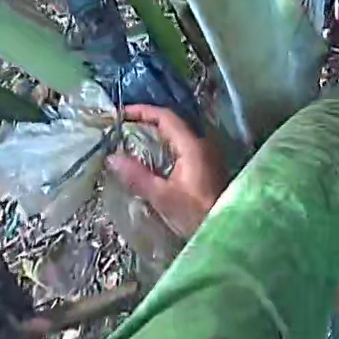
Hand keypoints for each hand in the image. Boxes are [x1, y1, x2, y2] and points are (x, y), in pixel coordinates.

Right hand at [107, 105, 227, 238]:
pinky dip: (165, 145)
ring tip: (132, 138)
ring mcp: (206, 153)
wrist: (226, 227)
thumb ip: (137, 176)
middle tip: (123, 126)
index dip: (143, 111)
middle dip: (147, 120)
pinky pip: (182, 146)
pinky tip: (152, 156)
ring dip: (156, 132)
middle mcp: (202, 144)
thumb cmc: (196, 213)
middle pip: (172, 122)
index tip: (121, 113)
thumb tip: (112, 157)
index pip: (166, 117)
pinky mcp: (206, 165)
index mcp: (192, 146)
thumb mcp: (162, 196)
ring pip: (178, 134)